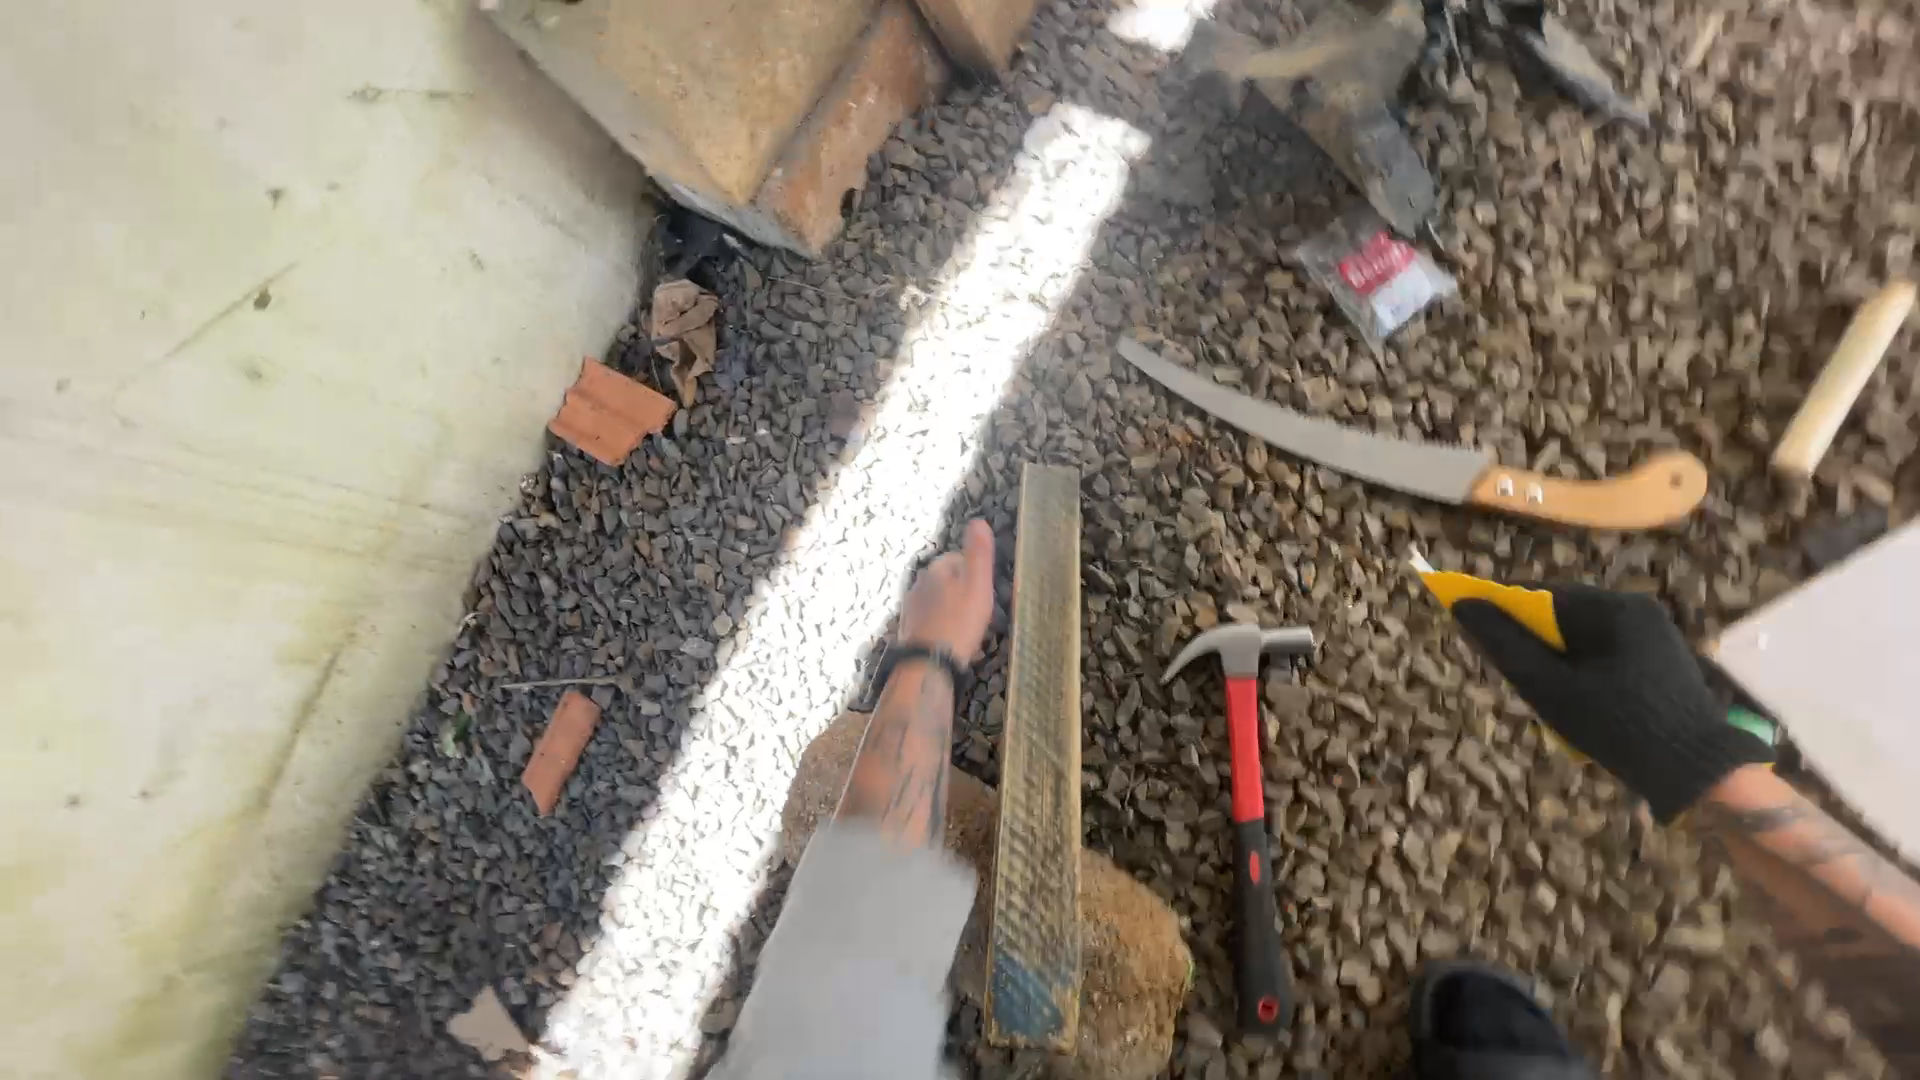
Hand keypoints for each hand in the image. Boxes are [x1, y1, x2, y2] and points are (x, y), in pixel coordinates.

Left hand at [897, 519, 995, 663]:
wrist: (929, 664)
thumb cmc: (959, 622)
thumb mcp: (978, 584)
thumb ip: (978, 553)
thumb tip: (978, 521)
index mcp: (935, 569)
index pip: (958, 560)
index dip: (976, 574)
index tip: (986, 593)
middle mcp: (918, 584)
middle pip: (948, 582)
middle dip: (964, 594)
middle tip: (981, 615)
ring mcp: (911, 609)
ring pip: (939, 603)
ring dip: (954, 612)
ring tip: (970, 632)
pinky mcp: (909, 630)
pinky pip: (933, 623)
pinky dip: (944, 629)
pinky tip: (954, 644)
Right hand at [1452, 584, 1772, 821]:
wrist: (1698, 773)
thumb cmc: (1615, 724)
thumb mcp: (1546, 685)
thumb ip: (1501, 641)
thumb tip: (1461, 604)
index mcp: (1612, 607)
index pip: (1535, 592)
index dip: (1499, 610)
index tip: (1475, 636)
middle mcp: (1635, 608)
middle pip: (1556, 611)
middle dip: (1528, 637)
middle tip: (1516, 674)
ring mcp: (1652, 631)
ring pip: (1576, 631)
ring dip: (1551, 654)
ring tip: (1547, 691)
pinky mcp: (1659, 653)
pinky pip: (1600, 646)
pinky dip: (1576, 663)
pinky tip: (1576, 695)